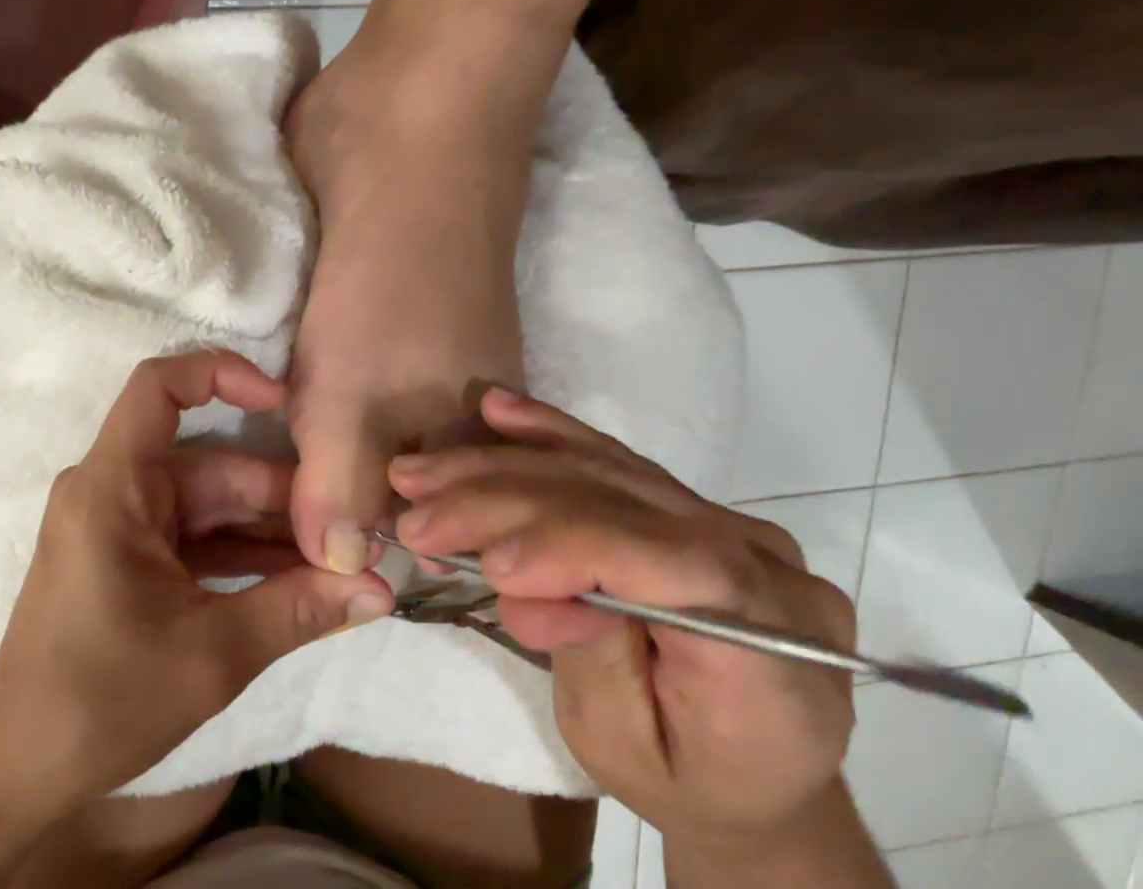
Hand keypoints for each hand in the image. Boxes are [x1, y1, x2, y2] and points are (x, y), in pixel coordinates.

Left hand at [0, 350, 395, 823]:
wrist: (22, 767)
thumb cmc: (103, 701)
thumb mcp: (214, 654)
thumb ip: (300, 610)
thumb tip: (385, 589)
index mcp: (111, 490)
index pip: (158, 389)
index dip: (222, 374)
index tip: (288, 401)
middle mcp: (112, 493)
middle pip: (211, 465)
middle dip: (286, 496)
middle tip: (362, 530)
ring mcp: (120, 528)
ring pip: (211, 507)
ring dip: (273, 534)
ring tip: (350, 560)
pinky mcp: (130, 562)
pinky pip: (196, 541)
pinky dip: (244, 558)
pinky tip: (307, 583)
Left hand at [284, 13, 561, 576]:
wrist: (402, 127)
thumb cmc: (395, 274)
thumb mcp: (369, 394)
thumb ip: (346, 482)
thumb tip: (337, 571)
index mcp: (458, 440)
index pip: (419, 533)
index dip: (358, 563)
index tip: (289, 595)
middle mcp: (428, 410)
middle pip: (366, 492)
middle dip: (307, 519)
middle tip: (229, 562)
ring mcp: (385, 362)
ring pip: (332, 438)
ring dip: (285, 466)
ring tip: (212, 518)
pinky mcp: (342, 322)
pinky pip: (308, 385)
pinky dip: (276, 412)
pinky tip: (230, 442)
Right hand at [389, 388, 857, 852]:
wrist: (753, 770)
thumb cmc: (688, 777)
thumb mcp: (628, 746)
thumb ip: (589, 652)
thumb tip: (520, 580)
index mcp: (772, 642)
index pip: (677, 565)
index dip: (577, 547)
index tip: (489, 566)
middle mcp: (762, 562)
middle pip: (626, 505)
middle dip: (508, 503)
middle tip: (416, 516)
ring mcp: (729, 526)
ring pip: (607, 473)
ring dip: (502, 468)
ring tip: (421, 472)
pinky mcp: (691, 510)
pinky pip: (615, 462)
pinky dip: (549, 436)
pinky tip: (497, 411)